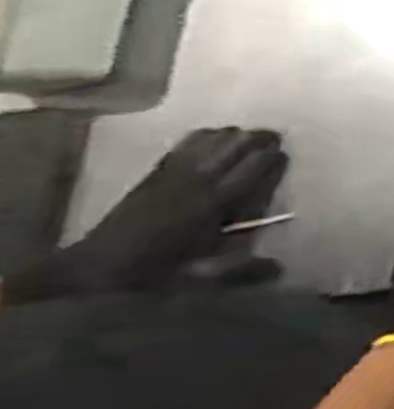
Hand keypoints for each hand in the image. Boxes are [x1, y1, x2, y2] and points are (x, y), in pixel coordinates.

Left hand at [4, 128, 286, 302]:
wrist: (94, 266)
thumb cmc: (156, 269)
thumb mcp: (202, 273)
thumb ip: (243, 270)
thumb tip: (282, 268)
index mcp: (215, 202)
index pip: (254, 166)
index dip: (274, 157)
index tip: (285, 155)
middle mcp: (199, 181)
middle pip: (236, 145)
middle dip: (259, 138)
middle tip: (275, 138)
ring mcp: (175, 174)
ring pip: (212, 141)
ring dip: (233, 135)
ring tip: (248, 136)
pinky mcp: (156, 173)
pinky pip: (185, 146)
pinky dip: (204, 137)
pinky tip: (214, 137)